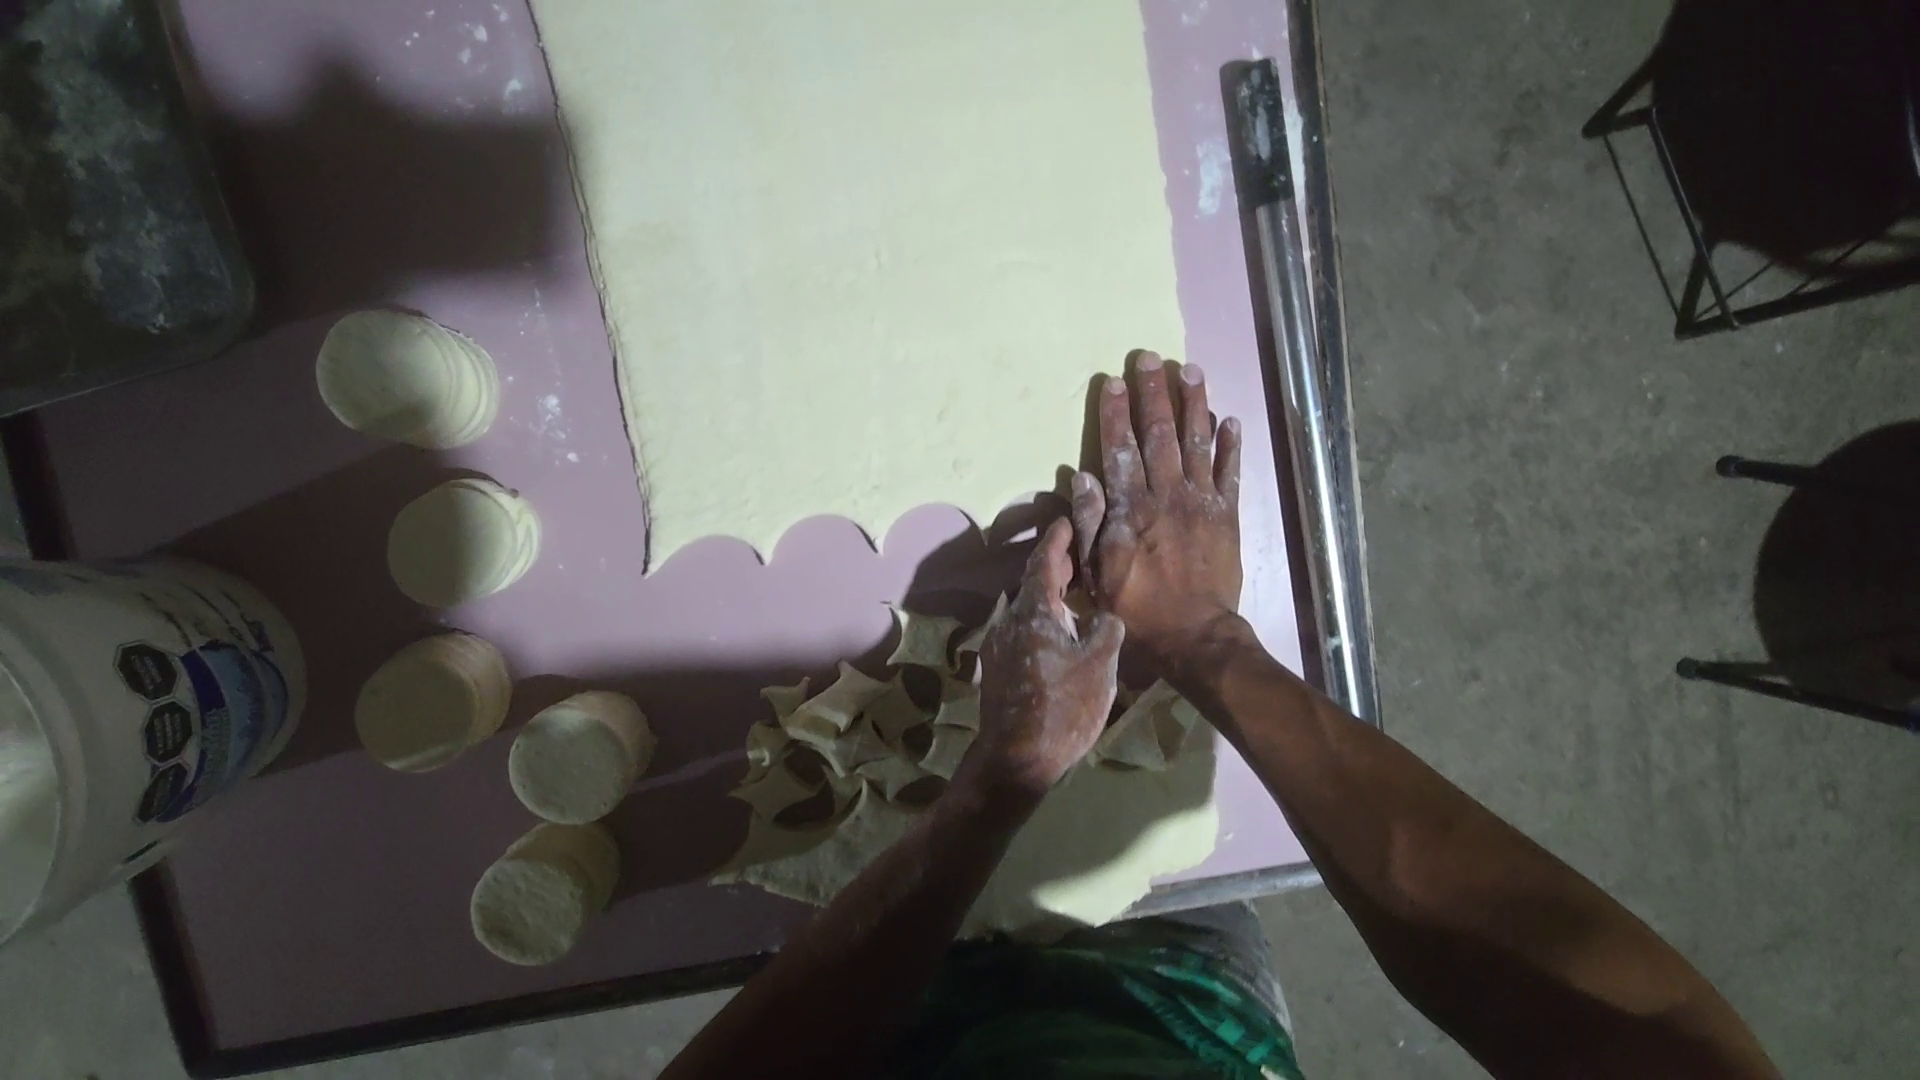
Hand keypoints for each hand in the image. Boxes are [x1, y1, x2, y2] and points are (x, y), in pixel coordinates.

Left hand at [965, 518, 1124, 800]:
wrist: (1017, 757)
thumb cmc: (1063, 706)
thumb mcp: (1099, 664)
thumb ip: (1104, 628)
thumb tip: (1103, 615)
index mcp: (1033, 612)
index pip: (1043, 562)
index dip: (1056, 539)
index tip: (1065, 519)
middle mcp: (1009, 621)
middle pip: (1032, 584)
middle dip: (1055, 566)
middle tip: (1079, 554)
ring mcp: (999, 646)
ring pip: (1027, 609)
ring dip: (1050, 596)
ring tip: (1075, 592)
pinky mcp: (998, 668)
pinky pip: (1023, 631)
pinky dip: (1043, 620)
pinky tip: (1060, 633)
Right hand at [1071, 350, 1244, 680]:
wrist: (1195, 635)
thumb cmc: (1136, 608)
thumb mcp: (1096, 573)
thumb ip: (1090, 524)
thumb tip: (1082, 478)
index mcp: (1130, 508)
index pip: (1120, 450)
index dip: (1115, 414)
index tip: (1113, 381)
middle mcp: (1166, 496)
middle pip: (1159, 435)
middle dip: (1153, 393)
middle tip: (1149, 357)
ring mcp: (1201, 504)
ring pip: (1197, 443)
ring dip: (1194, 404)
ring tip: (1190, 370)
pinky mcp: (1228, 517)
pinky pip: (1231, 474)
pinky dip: (1231, 446)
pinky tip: (1230, 419)